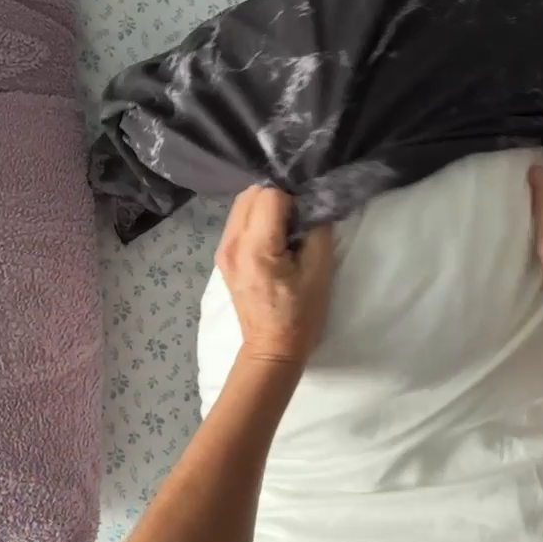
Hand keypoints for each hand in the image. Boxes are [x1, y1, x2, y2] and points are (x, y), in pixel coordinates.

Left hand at [216, 185, 335, 367]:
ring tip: (286, 230)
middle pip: (251, 193)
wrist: (271, 348)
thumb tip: (314, 204)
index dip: (293, 199)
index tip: (307, 218)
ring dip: (265, 207)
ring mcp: (222, 250)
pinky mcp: (222, 257)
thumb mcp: (320, 271)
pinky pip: (238, 221)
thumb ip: (317, 230)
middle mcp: (231, 243)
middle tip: (297, 220)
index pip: (270, 195)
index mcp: (256, 247)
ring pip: (242, 204)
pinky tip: (273, 240)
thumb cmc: (300, 315)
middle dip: (277, 197)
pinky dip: (256, 219)